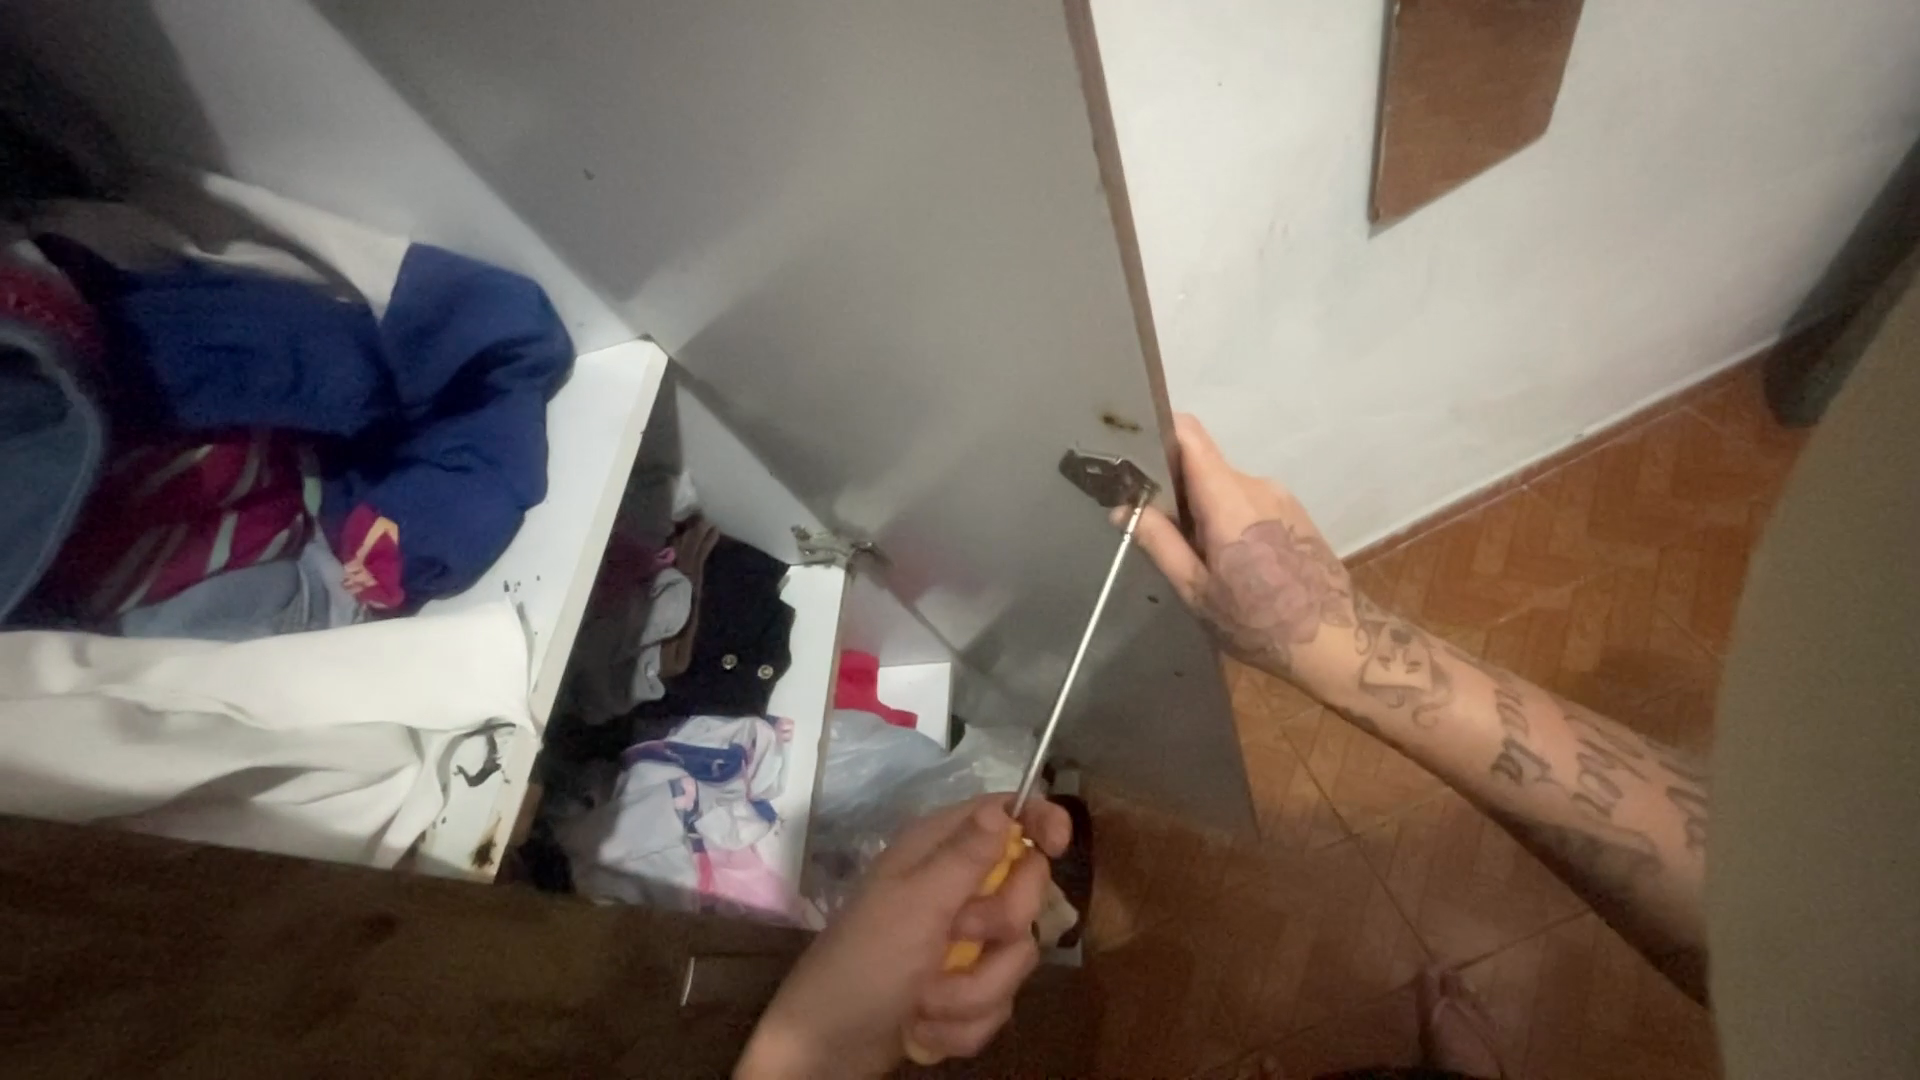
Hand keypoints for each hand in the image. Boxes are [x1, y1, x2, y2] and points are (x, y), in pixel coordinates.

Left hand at [736, 795, 1071, 1078]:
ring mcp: (964, 940)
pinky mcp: (966, 986)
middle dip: (996, 929)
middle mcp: (957, 887)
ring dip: (972, 991)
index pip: (1007, 815)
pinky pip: (1000, 1001)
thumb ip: (965, 857)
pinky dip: (964, 1021)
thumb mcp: (915, 904)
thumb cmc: (865, 962)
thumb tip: (1004, 807)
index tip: (1059, 846)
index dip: (1040, 822)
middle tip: (955, 937)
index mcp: (940, 850)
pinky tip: (925, 1025)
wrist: (827, 1049)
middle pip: (1025, 890)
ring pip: (1016, 955)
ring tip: (925, 998)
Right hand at [1131, 414, 1358, 693]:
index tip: (1129, 458)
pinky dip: (1221, 515)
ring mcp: (1278, 496)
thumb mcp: (1196, 590)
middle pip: (1201, 462)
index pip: (1188, 434)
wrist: (1338, 644)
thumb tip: (1124, 509)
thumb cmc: (1260, 623)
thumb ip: (1158, 543)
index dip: (1156, 433)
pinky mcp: (1291, 510)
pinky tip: (1220, 556)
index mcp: (1229, 499)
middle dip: (1170, 484)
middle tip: (1147, 522)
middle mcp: (1256, 484)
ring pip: (1220, 483)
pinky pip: (1243, 498)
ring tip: (1186, 549)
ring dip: (1196, 506)